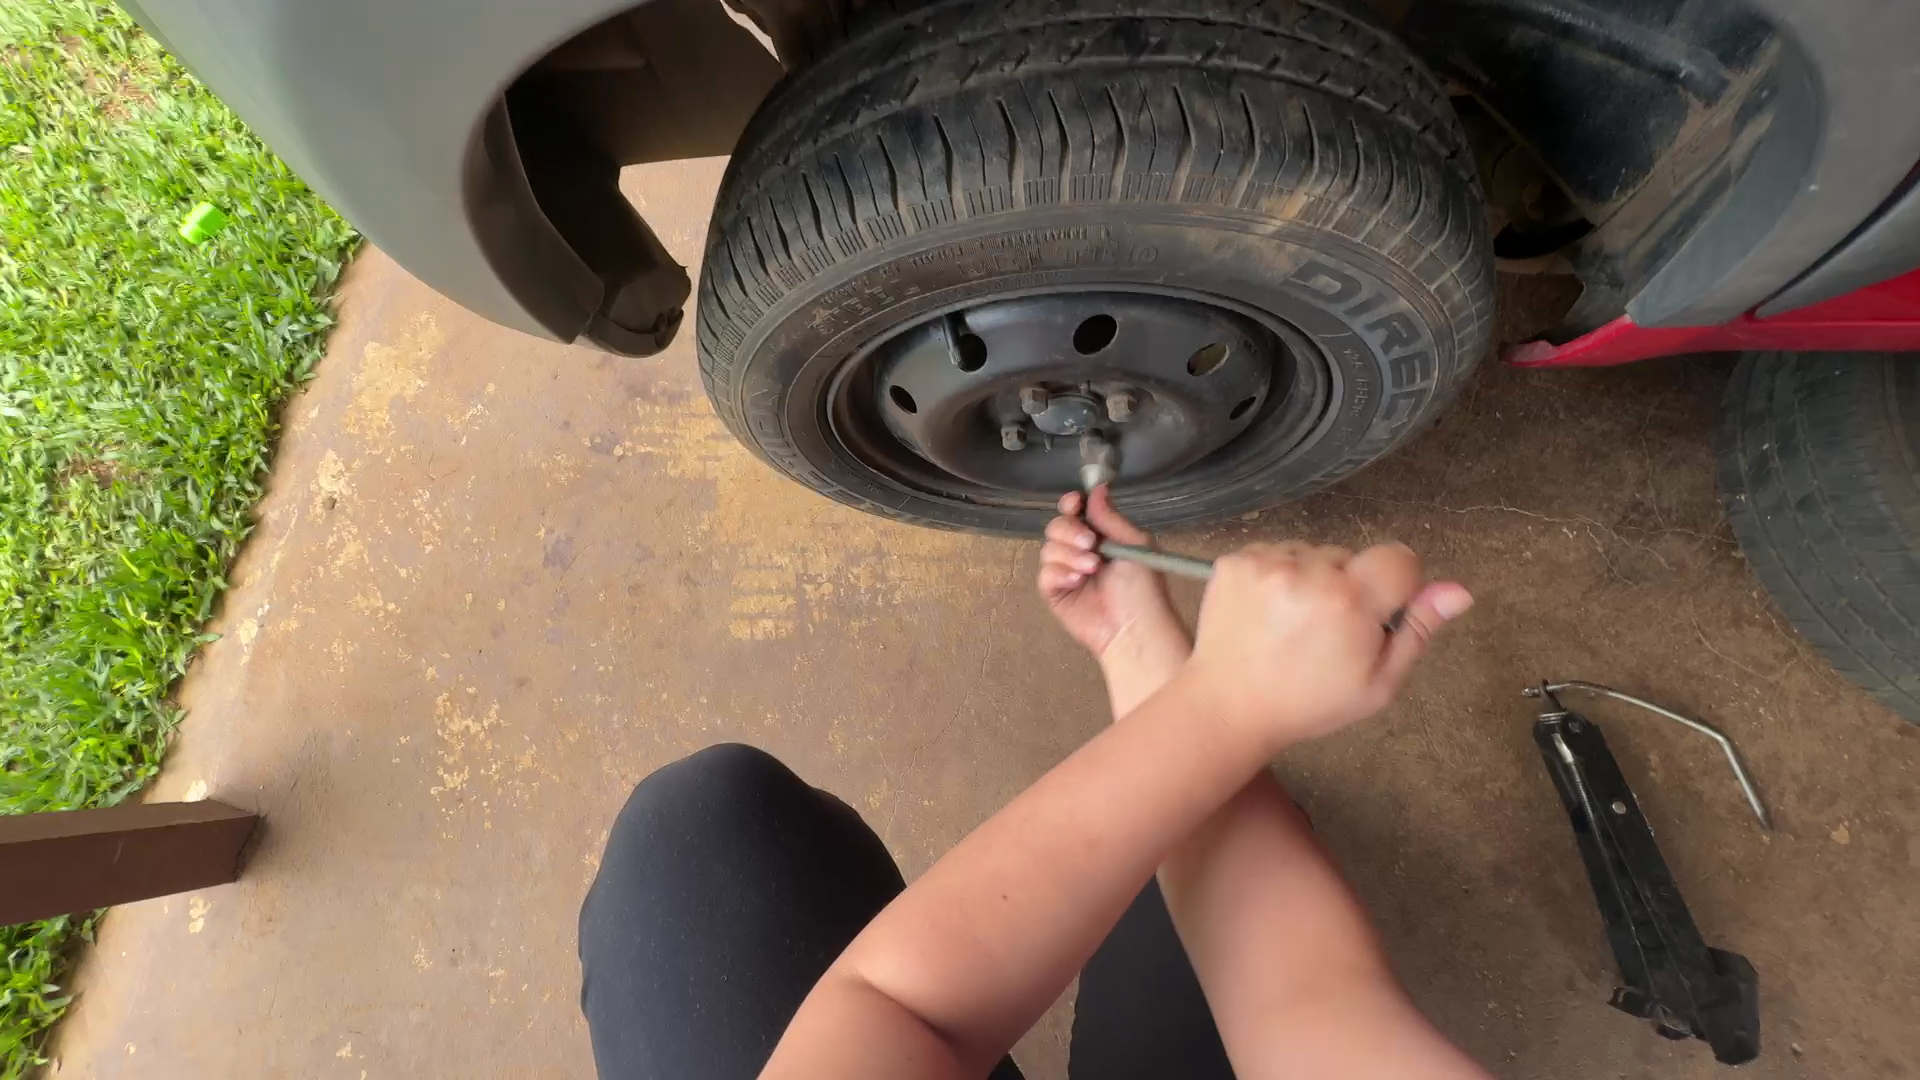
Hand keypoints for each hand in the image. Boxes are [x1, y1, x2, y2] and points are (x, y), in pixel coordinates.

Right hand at [1037, 486, 1188, 671]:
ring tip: (1092, 569)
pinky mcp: (1055, 593)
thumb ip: (1110, 518)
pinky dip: (1060, 573)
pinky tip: (1077, 581)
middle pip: (1057, 526)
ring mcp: (1066, 572)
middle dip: (1070, 531)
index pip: (1076, 512)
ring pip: (1048, 548)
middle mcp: (1080, 551)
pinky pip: (1045, 573)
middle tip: (1090, 544)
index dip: (1070, 504)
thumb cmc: (1143, 588)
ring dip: (1070, 555)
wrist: (1134, 627)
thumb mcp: (1133, 545)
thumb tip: (1097, 489)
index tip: (1074, 503)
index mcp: (1101, 537)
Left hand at [1181, 542, 1471, 752]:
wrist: (1228, 705)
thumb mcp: (1377, 682)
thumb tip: (1458, 591)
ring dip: (1307, 577)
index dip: (1394, 584)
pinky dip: (1274, 575)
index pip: (1398, 557)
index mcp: (1349, 601)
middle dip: (1346, 584)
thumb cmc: (1308, 702)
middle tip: (1323, 628)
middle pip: (1348, 556)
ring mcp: (1263, 564)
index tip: (1375, 612)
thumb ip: (1417, 630)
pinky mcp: (1231, 562)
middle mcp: (1305, 573)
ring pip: (1308, 553)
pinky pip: (1271, 553)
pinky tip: (1266, 611)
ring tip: (1290, 621)